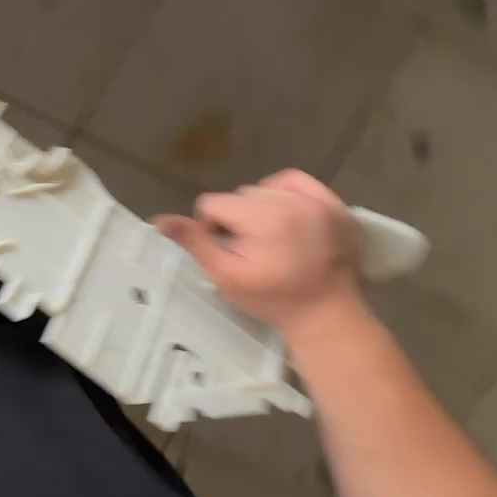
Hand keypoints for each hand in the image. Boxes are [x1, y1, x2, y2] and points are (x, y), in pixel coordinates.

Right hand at [154, 170, 365, 330]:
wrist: (328, 314)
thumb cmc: (272, 298)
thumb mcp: (224, 274)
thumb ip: (194, 242)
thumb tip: (159, 220)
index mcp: (264, 218)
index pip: (212, 204)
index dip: (210, 227)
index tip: (227, 251)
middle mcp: (293, 202)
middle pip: (238, 195)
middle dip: (235, 217)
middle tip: (249, 248)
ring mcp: (319, 203)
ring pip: (264, 188)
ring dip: (257, 206)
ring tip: (267, 233)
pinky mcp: (336, 207)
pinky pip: (297, 181)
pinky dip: (284, 191)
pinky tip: (283, 212)